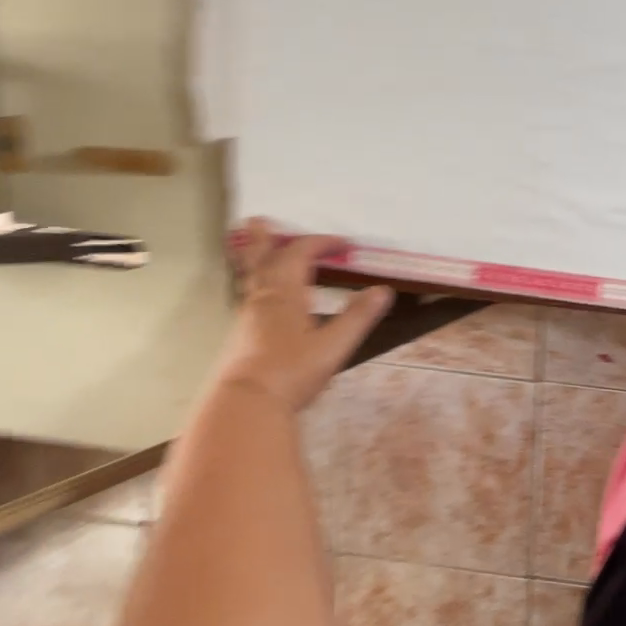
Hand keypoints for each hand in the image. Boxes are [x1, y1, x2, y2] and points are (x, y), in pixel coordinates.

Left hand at [211, 219, 394, 410]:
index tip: (343, 243)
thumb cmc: (291, 371)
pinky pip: (250, 297)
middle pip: (262, 260)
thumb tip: (383, 290)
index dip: (321, 244)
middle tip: (260, 221)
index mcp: (285, 295)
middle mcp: (262, 299)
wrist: (245, 404)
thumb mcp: (333, 345)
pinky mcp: (242, 336)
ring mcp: (247, 318)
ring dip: (258, 260)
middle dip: (265, 239)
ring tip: (258, 251)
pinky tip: (265, 299)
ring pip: (252, 278)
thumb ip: (357, 317)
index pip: (300, 256)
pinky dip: (258, 284)